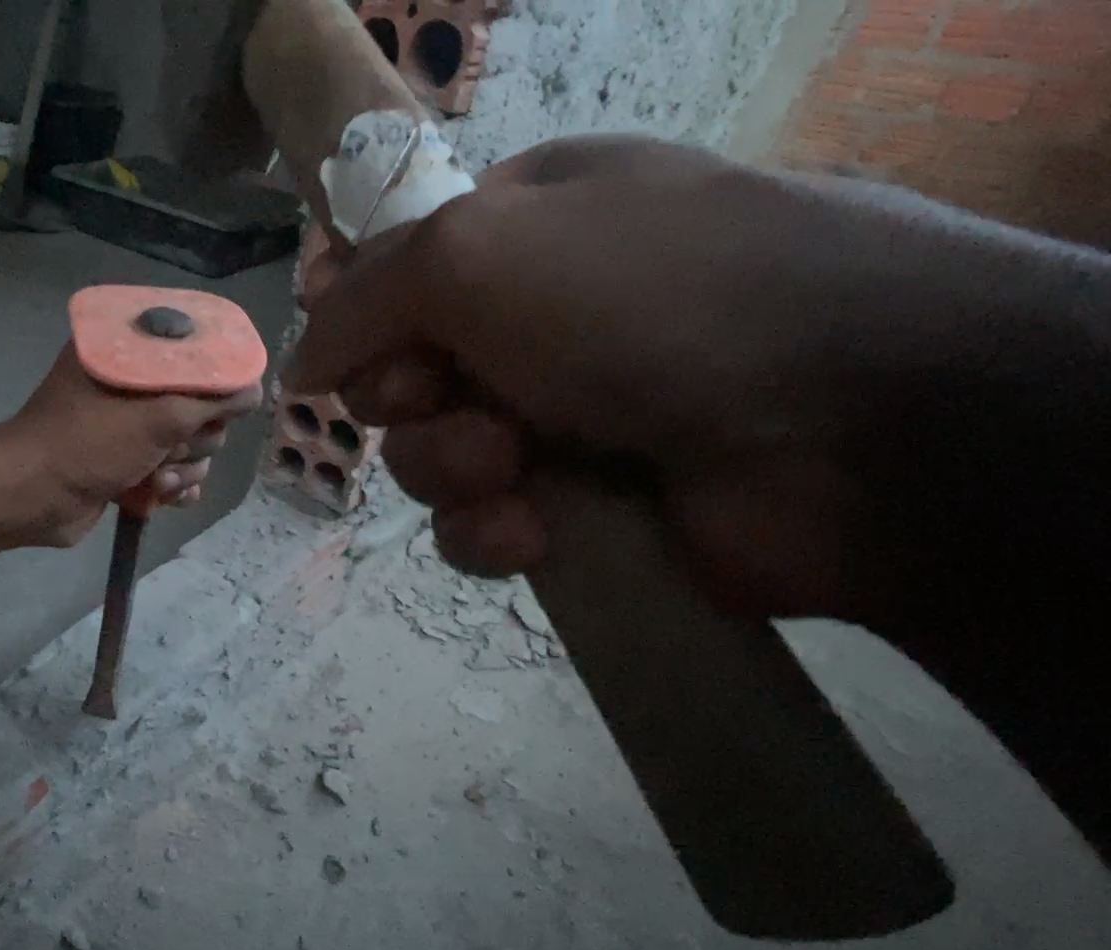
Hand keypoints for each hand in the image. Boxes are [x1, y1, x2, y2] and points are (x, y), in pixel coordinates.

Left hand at [0, 342, 263, 547]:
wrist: (31, 498)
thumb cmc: (88, 443)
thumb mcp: (156, 416)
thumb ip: (211, 401)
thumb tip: (254, 389)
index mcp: (130, 351)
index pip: (196, 351)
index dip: (217, 378)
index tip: (223, 403)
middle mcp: (133, 383)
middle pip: (201, 404)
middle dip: (194, 437)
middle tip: (172, 447)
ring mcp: (131, 425)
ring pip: (190, 444)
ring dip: (182, 468)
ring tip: (156, 480)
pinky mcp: (129, 463)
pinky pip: (173, 471)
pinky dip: (172, 486)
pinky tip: (161, 497)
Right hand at [289, 135, 1028, 627]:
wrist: (837, 428)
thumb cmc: (643, 299)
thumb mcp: (477, 252)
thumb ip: (363, 298)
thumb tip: (300, 367)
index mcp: (524, 228)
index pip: (395, 273)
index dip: (363, 315)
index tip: (359, 344)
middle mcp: (536, 318)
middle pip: (401, 377)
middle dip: (412, 402)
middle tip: (451, 398)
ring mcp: (557, 415)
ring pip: (430, 461)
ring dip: (452, 470)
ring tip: (514, 468)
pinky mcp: (574, 507)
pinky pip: (475, 528)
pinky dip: (489, 533)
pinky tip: (534, 532)